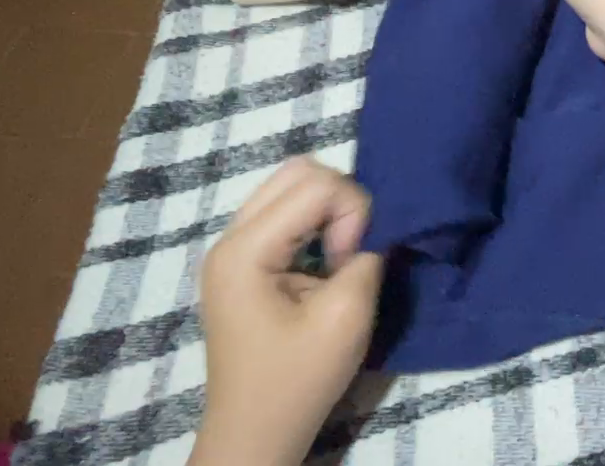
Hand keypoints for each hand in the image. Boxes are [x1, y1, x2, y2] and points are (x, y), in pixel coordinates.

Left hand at [191, 158, 384, 465]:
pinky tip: (323, 257)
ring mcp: (233, 246)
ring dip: (329, 208)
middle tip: (347, 249)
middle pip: (300, 171)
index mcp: (245, 250)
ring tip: (337, 254)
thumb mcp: (348, 315)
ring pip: (294, 183)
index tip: (349, 264)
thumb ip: (368, 254)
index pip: (318, 184)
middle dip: (340, 199)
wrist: (255, 433)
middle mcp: (231, 237)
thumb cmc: (298, 379)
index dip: (353, 213)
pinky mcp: (244, 258)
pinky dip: (316, 219)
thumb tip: (373, 229)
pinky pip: (287, 207)